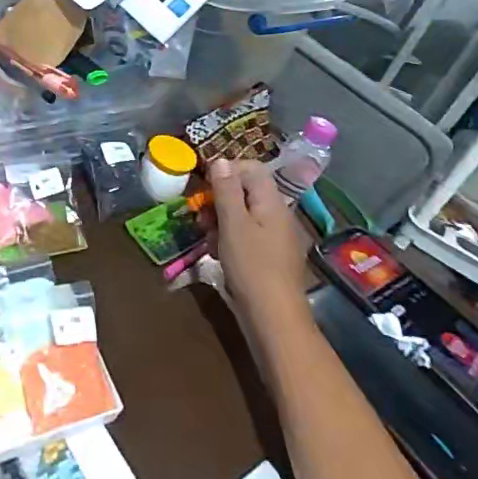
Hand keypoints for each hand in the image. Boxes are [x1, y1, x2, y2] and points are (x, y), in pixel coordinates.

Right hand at [207, 158, 311, 325]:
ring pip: (242, 215)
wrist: (273, 318)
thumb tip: (220, 160)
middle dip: (219, 199)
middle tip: (200, 215)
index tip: (204, 185)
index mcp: (272, 202)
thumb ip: (226, 190)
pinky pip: (246, 236)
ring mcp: (274, 238)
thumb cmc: (252, 265)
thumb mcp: (233, 223)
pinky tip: (216, 253)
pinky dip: (228, 239)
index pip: (251, 168)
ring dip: (220, 220)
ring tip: (206, 237)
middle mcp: (277, 215)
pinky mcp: (268, 258)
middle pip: (245, 192)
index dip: (227, 170)